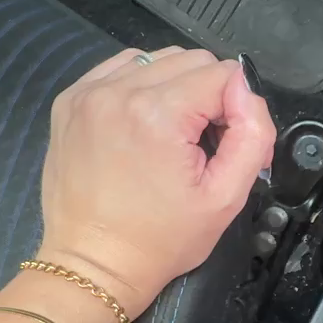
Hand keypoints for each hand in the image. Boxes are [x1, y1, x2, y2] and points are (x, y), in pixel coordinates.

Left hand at [37, 46, 274, 309]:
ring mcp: (87, 93)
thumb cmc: (162, 239)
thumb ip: (252, 135)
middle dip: (210, 95)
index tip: (228, 146)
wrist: (95, 263)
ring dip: (177, 87)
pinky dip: (143, 87)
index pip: (222, 73)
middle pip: (191, 59)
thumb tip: (248, 91)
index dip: (239, 108)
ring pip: (156, 59)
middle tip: (205, 143)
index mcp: (158, 114)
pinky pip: (120, 69)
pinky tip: (146, 125)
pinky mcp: (70, 101)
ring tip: (174, 135)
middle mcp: (117, 91)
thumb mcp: (227, 197)